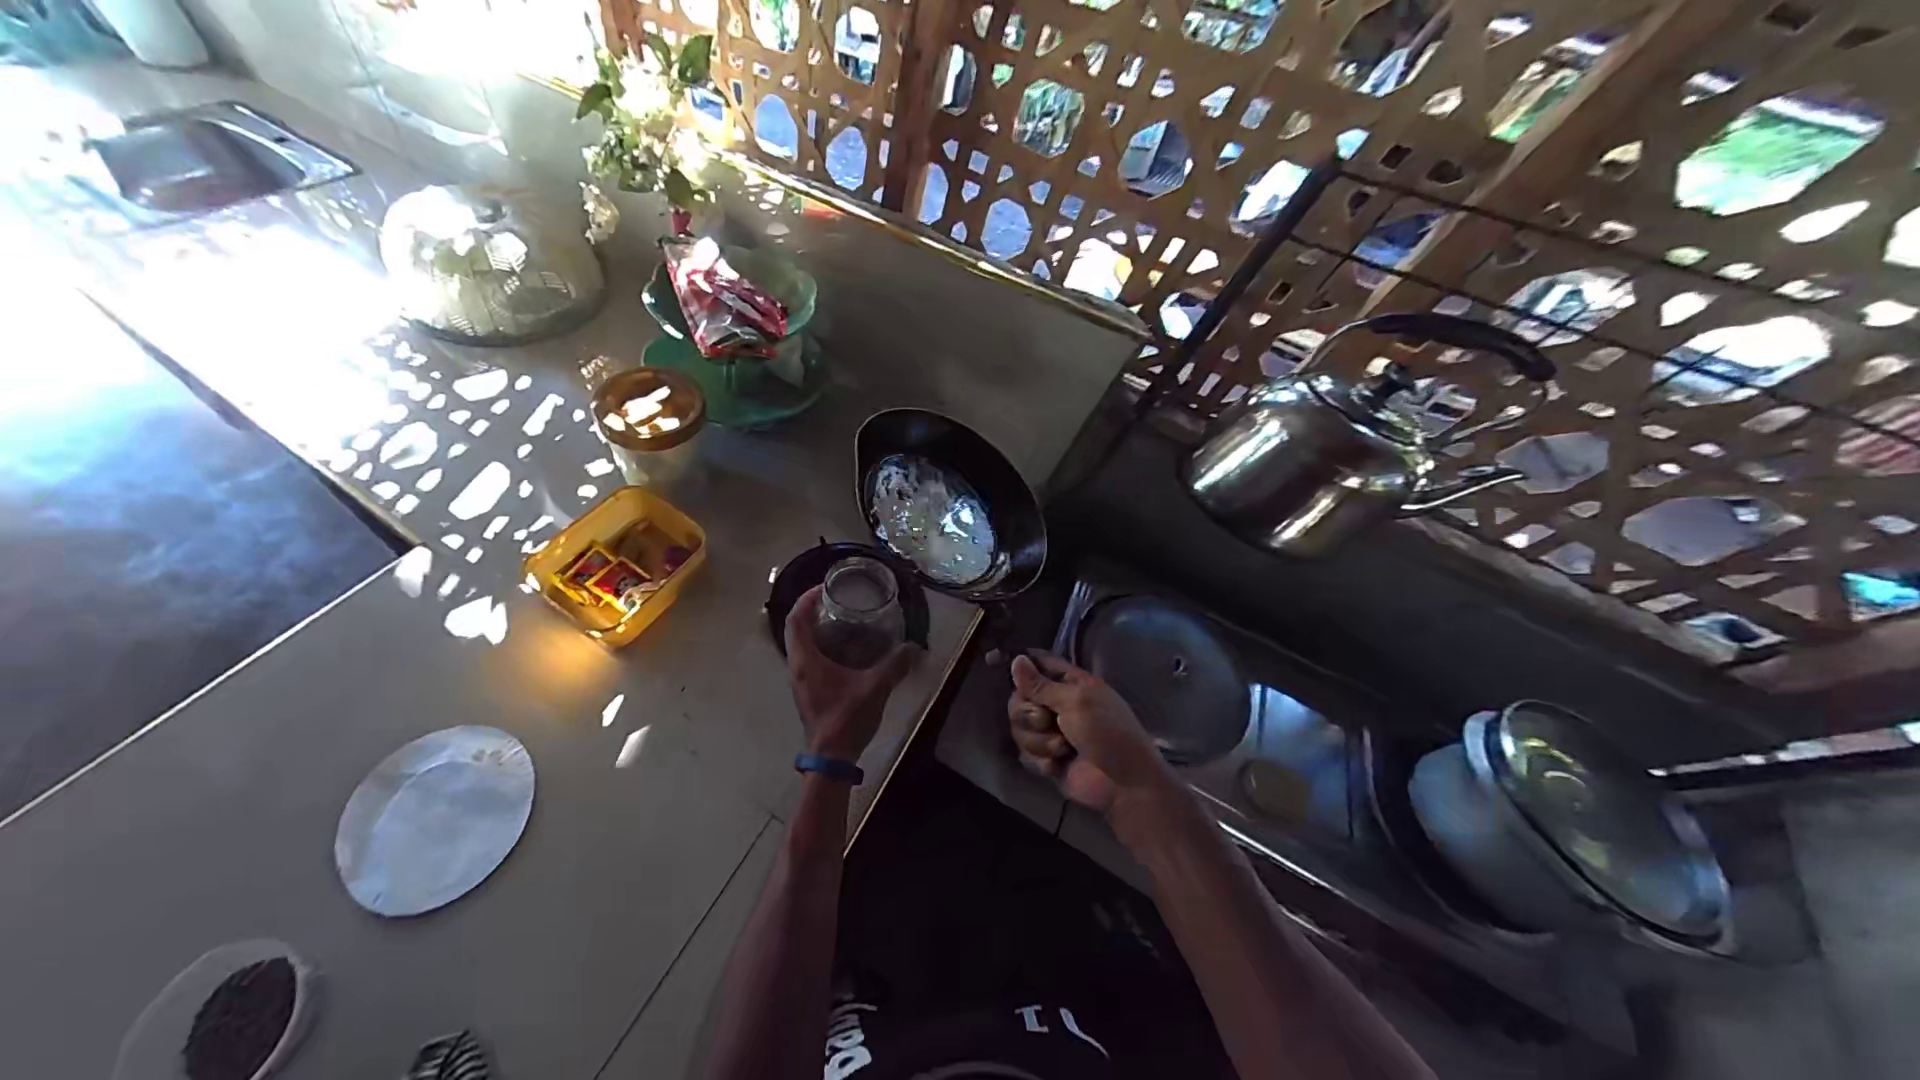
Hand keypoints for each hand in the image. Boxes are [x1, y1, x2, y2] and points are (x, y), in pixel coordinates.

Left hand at [785, 585, 920, 760]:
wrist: (831, 758)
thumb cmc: (846, 718)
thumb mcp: (875, 687)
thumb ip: (895, 665)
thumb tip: (914, 648)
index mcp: (805, 660)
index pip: (795, 619)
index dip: (806, 599)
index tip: (824, 587)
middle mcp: (797, 666)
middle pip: (795, 629)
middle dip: (811, 610)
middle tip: (835, 600)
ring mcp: (800, 680)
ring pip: (800, 645)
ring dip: (815, 629)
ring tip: (841, 620)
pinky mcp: (807, 691)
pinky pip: (808, 659)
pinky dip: (820, 646)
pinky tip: (844, 650)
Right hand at [1008, 651, 1168, 813]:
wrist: (1123, 784)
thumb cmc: (1107, 733)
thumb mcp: (1075, 701)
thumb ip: (1041, 684)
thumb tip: (1016, 659)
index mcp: (1070, 682)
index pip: (1038, 663)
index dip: (1018, 662)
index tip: (994, 659)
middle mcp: (1058, 704)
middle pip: (1019, 698)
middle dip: (1028, 713)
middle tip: (1046, 721)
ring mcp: (1052, 732)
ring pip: (1020, 728)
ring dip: (1039, 740)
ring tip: (1063, 749)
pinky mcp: (1048, 758)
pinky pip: (1027, 753)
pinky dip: (1044, 760)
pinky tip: (1061, 765)